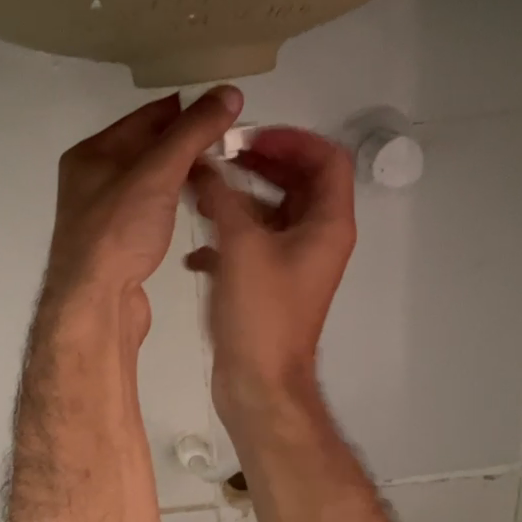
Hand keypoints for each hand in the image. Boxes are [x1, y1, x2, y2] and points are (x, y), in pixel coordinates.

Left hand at [46, 87, 244, 322]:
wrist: (96, 305)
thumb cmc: (119, 233)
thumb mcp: (157, 173)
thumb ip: (192, 132)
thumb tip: (229, 92)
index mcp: (92, 153)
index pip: (147, 116)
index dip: (187, 108)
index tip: (228, 106)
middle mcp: (94, 179)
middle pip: (150, 148)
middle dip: (190, 143)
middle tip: (233, 142)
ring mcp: (106, 214)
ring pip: (154, 181)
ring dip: (187, 174)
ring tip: (224, 173)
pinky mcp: (121, 244)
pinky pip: (154, 210)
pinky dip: (178, 202)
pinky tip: (201, 205)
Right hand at [186, 127, 356, 421]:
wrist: (259, 383)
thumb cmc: (260, 314)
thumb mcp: (241, 245)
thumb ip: (222, 197)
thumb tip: (203, 164)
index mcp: (327, 224)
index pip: (326, 159)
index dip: (291, 140)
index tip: (249, 138)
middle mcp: (318, 239)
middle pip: (298, 183)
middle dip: (259, 166)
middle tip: (219, 159)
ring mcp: (294, 263)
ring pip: (271, 214)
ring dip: (237, 201)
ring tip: (198, 197)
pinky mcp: (270, 285)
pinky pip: (253, 246)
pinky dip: (228, 239)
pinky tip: (194, 253)